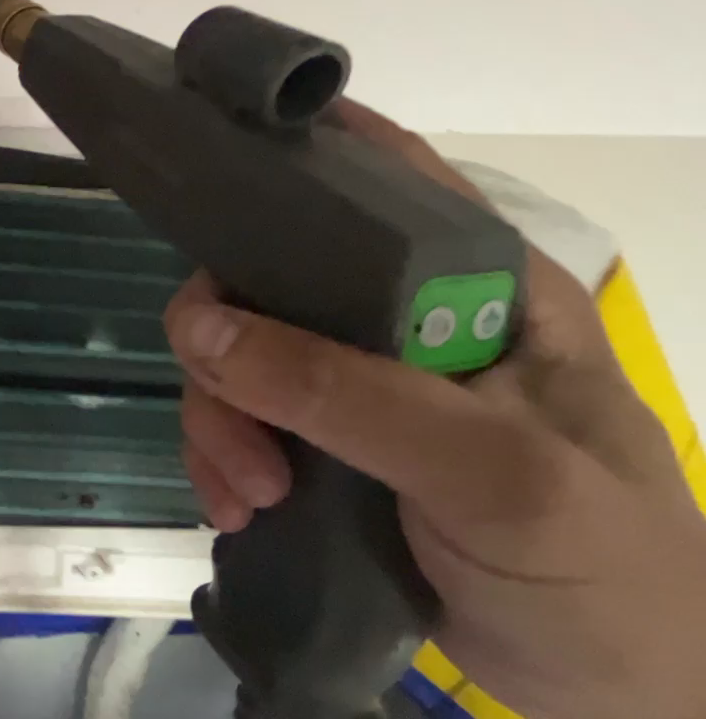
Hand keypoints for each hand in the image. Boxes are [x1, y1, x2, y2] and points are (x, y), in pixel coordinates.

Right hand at [166, 100, 705, 718]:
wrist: (620, 700)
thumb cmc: (607, 574)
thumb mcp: (495, 476)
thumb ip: (348, 395)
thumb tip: (199, 327)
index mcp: (470, 280)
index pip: (372, 177)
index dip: (287, 154)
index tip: (200, 165)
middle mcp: (397, 311)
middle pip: (263, 277)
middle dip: (222, 350)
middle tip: (235, 433)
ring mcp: (351, 374)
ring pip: (232, 352)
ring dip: (217, 423)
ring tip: (246, 497)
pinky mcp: (318, 433)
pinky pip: (232, 413)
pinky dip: (217, 458)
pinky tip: (237, 507)